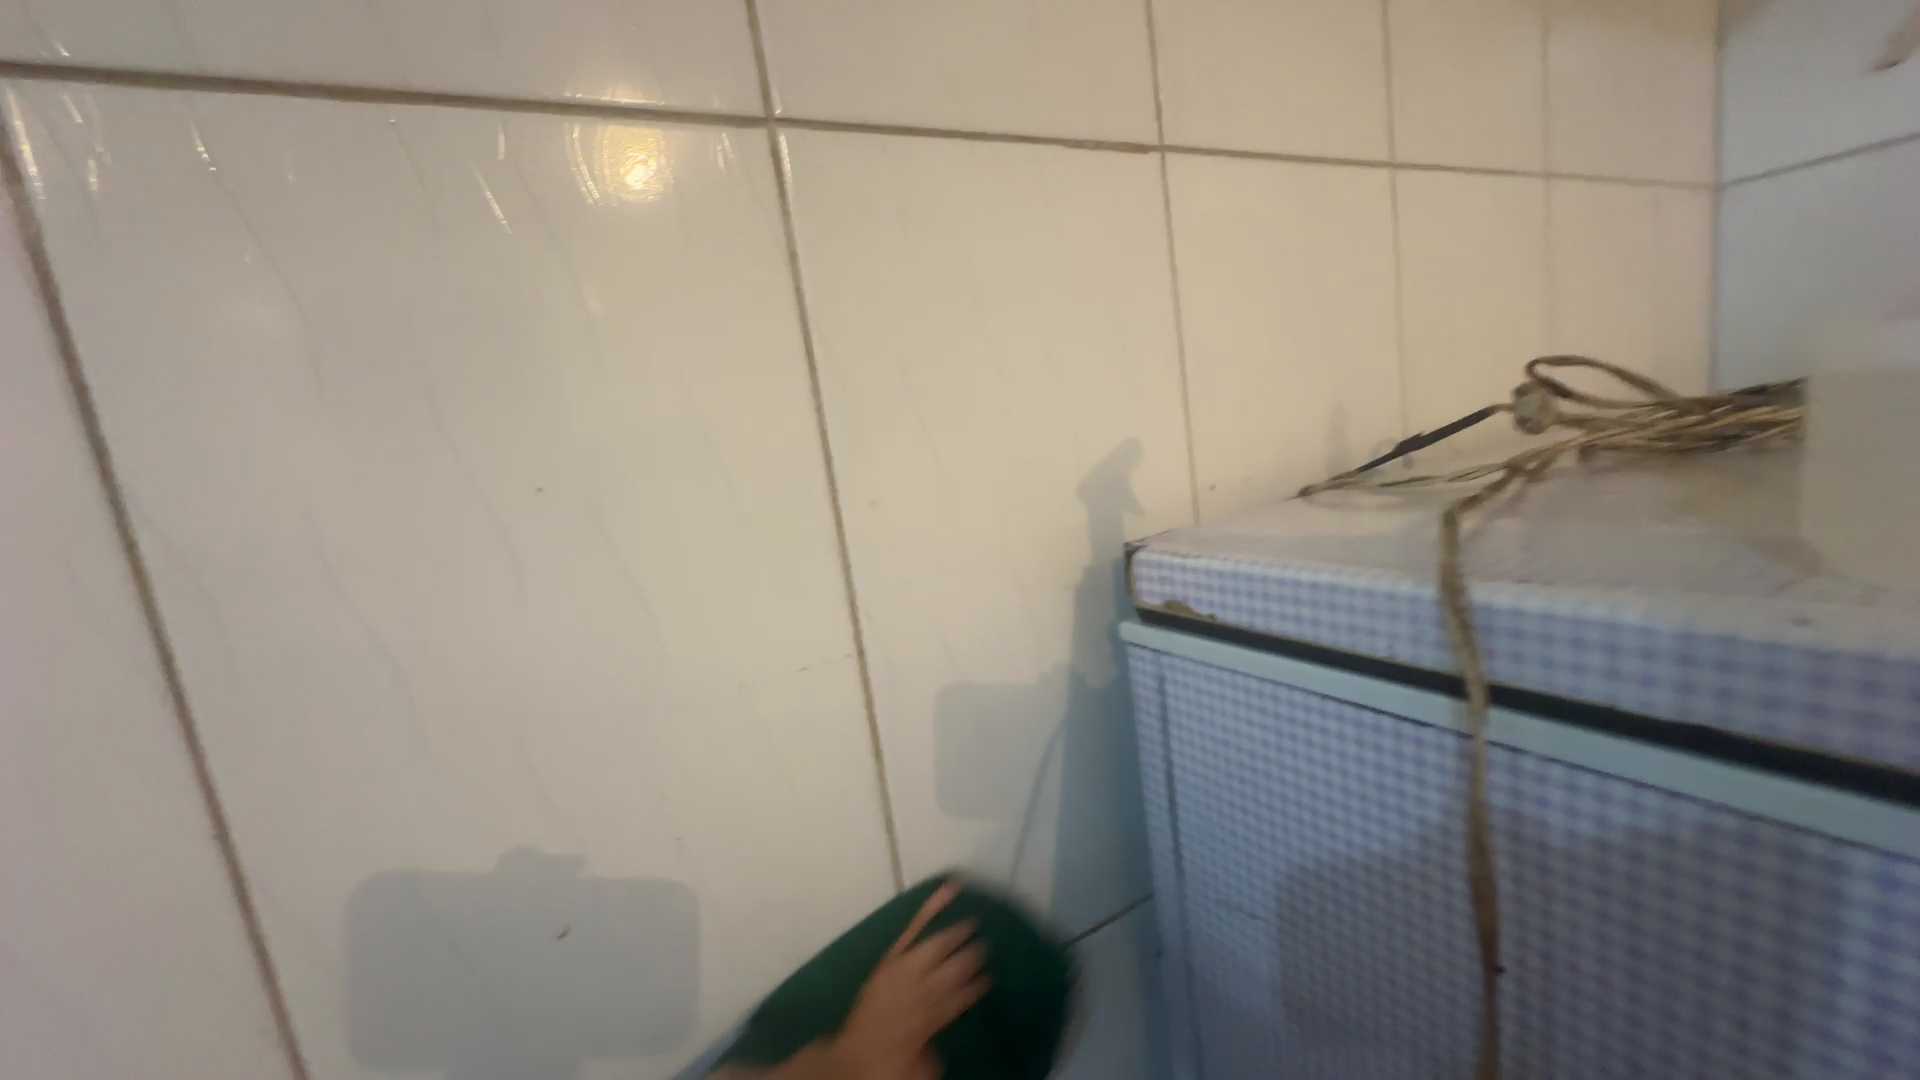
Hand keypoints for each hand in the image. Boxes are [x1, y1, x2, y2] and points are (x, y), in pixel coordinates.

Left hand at [828, 880, 988, 1079]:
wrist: (850, 1057)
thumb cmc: (884, 1063)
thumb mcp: (918, 1066)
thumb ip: (934, 1048)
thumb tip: (939, 1042)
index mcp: (937, 1016)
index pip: (965, 996)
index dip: (979, 985)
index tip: (990, 977)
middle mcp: (927, 988)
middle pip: (957, 967)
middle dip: (974, 955)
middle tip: (989, 946)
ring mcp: (909, 966)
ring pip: (941, 945)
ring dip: (959, 933)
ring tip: (975, 921)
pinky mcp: (894, 954)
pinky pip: (916, 925)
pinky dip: (934, 904)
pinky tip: (950, 887)